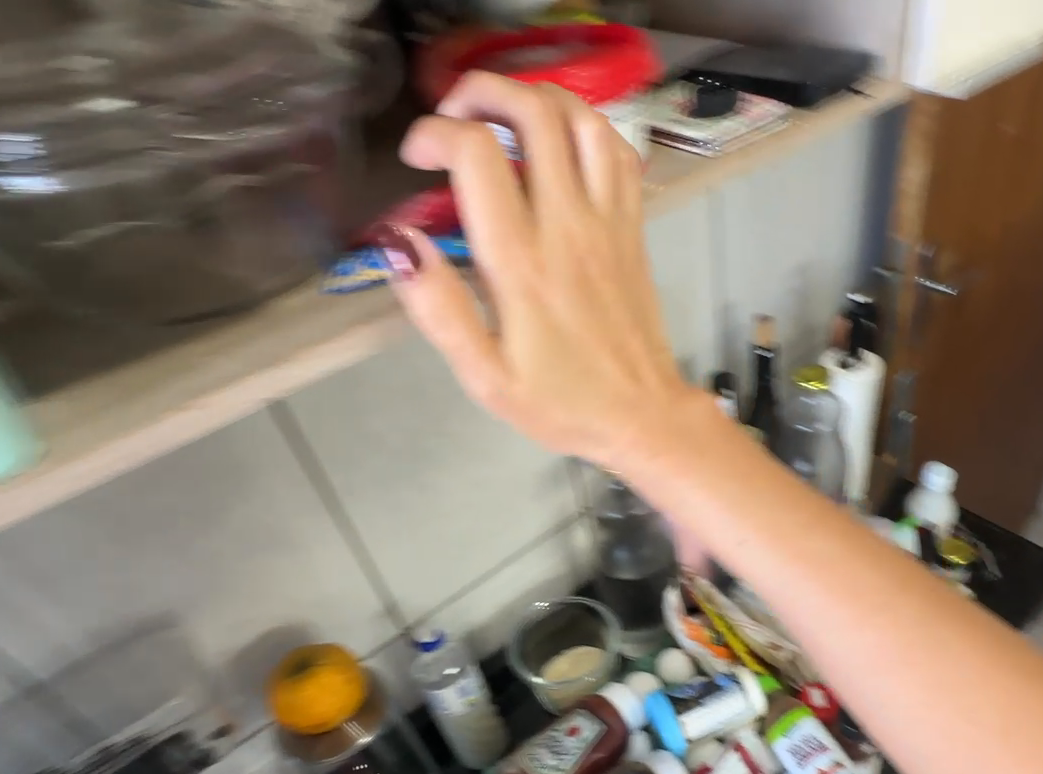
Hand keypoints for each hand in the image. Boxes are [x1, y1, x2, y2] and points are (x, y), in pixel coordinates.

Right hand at [378, 72, 711, 466]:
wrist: (642, 414)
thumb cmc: (561, 403)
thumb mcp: (485, 376)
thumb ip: (439, 308)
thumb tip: (400, 241)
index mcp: (521, 264)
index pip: (476, 153)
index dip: (434, 133)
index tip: (418, 156)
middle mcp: (568, 228)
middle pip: (534, 112)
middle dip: (483, 90)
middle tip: (455, 114)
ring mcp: (609, 223)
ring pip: (583, 120)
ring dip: (537, 98)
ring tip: (504, 116)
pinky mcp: (634, 229)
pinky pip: (619, 152)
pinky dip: (587, 127)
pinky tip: (562, 145)